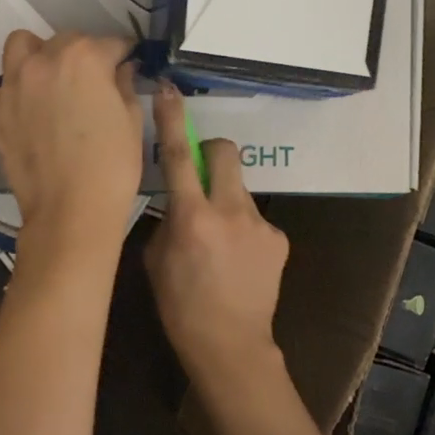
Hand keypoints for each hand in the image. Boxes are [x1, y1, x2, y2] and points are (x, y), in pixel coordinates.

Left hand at [0, 32, 142, 245]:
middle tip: (95, 86)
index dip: (121, 57)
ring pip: (19, 47)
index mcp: (85, 58)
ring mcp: (12, 86)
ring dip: (35, 53)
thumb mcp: (132, 122)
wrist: (74, 211)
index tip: (127, 68)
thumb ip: (123, 86)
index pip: (109, 45)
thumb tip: (120, 69)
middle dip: (83, 57)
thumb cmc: (112, 169)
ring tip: (47, 73)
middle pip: (64, 43)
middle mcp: (44, 61)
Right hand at [144, 84, 289, 382]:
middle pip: (227, 152)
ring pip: (240, 190)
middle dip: (213, 153)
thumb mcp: (155, 261)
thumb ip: (167, 222)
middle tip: (202, 177)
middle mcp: (230, 211)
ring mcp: (260, 224)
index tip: (168, 89)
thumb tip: (178, 204)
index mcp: (191, 216)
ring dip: (225, 202)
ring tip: (219, 243)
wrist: (230, 345)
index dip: (173, 118)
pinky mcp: (279, 239)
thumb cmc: (180, 307)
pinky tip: (239, 262)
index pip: (180, 154)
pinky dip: (243, 231)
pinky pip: (255, 220)